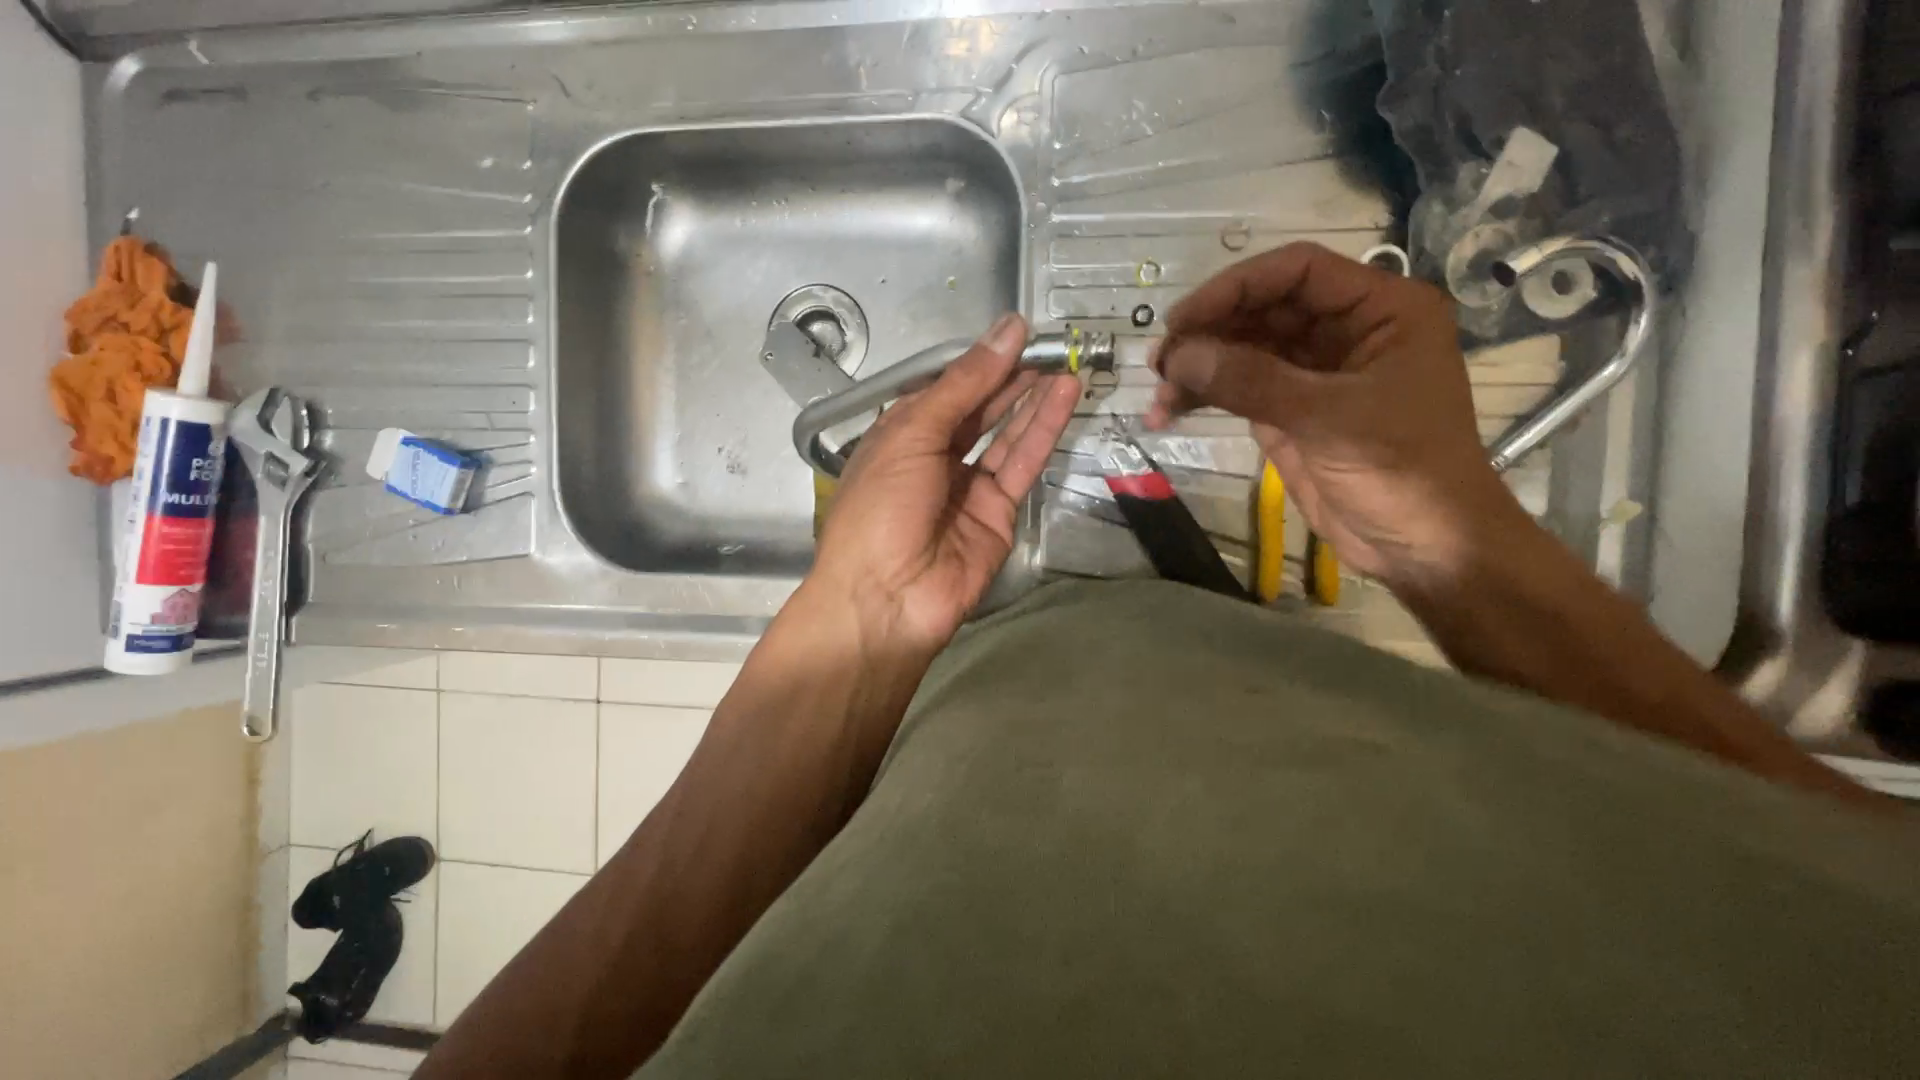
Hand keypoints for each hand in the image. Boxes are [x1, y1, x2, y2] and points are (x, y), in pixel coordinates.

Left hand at [805, 313, 1080, 654]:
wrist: (885, 597)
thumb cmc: (880, 506)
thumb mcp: (911, 433)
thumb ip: (963, 385)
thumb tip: (1006, 332)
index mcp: (900, 436)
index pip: (946, 390)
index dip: (979, 363)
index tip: (1016, 332)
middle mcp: (934, 458)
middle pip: (979, 411)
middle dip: (1011, 379)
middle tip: (1050, 346)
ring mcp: (968, 488)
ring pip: (1006, 435)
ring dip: (1033, 399)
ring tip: (1065, 364)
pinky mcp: (998, 514)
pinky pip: (1022, 464)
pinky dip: (1043, 430)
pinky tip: (1064, 397)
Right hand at [1146, 242, 1527, 590]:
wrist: (1425, 547)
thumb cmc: (1402, 471)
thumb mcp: (1330, 419)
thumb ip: (1253, 381)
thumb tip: (1178, 356)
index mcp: (1380, 309)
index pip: (1297, 272)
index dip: (1235, 287)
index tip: (1183, 320)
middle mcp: (1345, 331)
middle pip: (1262, 309)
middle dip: (1208, 332)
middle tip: (1159, 363)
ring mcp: (1315, 373)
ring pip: (1244, 349)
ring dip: (1199, 368)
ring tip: (1158, 395)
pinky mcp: (1291, 412)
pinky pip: (1239, 388)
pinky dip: (1204, 396)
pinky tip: (1168, 411)